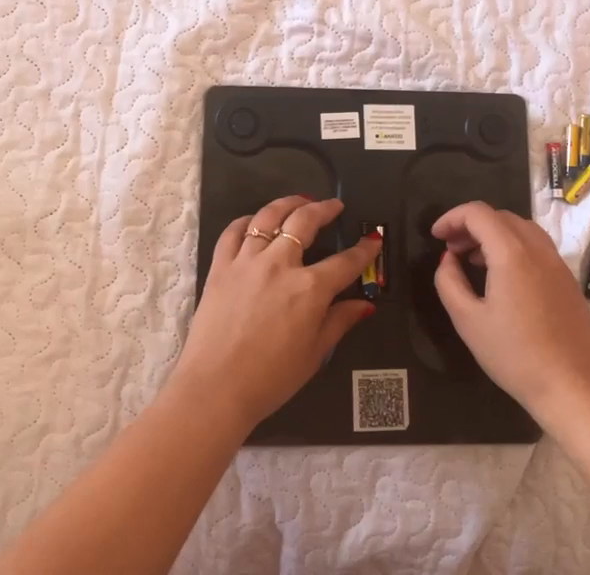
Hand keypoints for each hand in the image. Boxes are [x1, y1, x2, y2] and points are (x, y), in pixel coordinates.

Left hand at [167, 196, 381, 434]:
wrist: (216, 388)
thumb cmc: (271, 378)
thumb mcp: (314, 353)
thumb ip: (339, 321)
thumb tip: (364, 304)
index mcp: (310, 288)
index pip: (346, 262)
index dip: (364, 249)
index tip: (373, 239)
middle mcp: (280, 264)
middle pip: (305, 221)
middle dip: (325, 209)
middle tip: (334, 206)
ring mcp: (247, 261)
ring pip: (268, 217)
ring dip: (287, 204)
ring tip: (299, 201)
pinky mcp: (220, 267)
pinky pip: (232, 232)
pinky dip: (245, 221)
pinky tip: (253, 220)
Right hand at [432, 201, 589, 427]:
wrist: (572, 388)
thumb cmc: (514, 356)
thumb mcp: (468, 321)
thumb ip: (449, 282)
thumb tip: (448, 260)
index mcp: (512, 253)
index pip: (478, 213)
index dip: (452, 217)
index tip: (436, 236)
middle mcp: (538, 250)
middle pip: (501, 216)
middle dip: (472, 225)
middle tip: (451, 249)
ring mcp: (558, 265)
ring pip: (523, 229)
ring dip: (495, 234)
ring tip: (475, 260)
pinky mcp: (569, 282)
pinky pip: (538, 248)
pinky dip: (515, 247)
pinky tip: (504, 278)